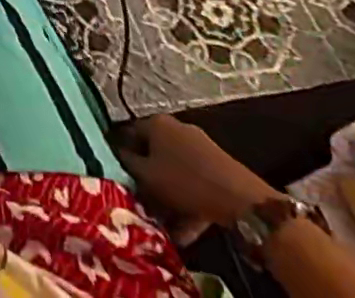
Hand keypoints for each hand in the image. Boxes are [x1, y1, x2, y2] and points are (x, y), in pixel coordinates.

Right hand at [115, 114, 279, 245]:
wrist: (238, 197)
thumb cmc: (184, 180)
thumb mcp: (147, 175)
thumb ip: (128, 163)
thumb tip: (117, 154)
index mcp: (156, 123)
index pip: (129, 133)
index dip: (120, 153)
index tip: (116, 175)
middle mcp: (176, 128)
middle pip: (152, 154)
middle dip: (146, 180)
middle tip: (139, 202)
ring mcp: (198, 147)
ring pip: (173, 172)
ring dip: (166, 197)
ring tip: (161, 224)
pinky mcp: (215, 167)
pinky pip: (192, 183)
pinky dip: (186, 204)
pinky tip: (183, 232)